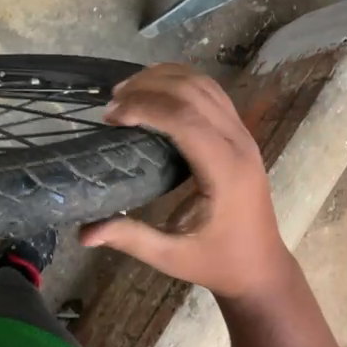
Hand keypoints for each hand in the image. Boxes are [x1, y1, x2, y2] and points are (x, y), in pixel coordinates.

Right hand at [79, 64, 292, 301]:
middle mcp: (239, 144)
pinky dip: (180, 82)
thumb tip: (84, 233)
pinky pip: (211, 92)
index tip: (110, 117)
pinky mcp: (240, 133)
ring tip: (127, 92)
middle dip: (148, 87)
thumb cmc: (218, 262)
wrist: (261, 267)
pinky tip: (154, 91)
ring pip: (204, 84)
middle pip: (192, 92)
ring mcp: (243, 134)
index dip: (144, 107)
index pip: (184, 119)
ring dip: (163, 79)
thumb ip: (130, 239)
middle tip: (111, 105)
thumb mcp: (172, 256)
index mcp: (225, 171)